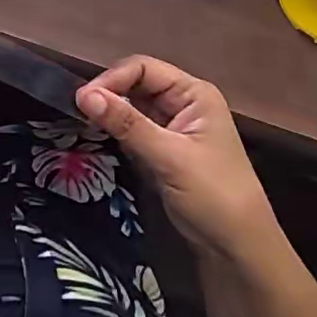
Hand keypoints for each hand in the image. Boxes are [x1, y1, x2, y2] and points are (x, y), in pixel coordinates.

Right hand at [76, 55, 273, 259]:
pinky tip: (97, 135)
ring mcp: (172, 125)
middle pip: (135, 83)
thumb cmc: (213, 195)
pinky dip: (114, 129)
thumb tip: (84, 95)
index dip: (112, 78)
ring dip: (109, 111)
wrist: (237, 248)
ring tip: (83, 123)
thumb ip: (126, 123)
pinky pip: (131, 127)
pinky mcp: (161, 147)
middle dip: (107, 93)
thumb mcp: (168, 157)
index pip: (143, 68)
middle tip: (79, 112)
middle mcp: (182, 102)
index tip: (83, 99)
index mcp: (194, 94)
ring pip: (131, 105)